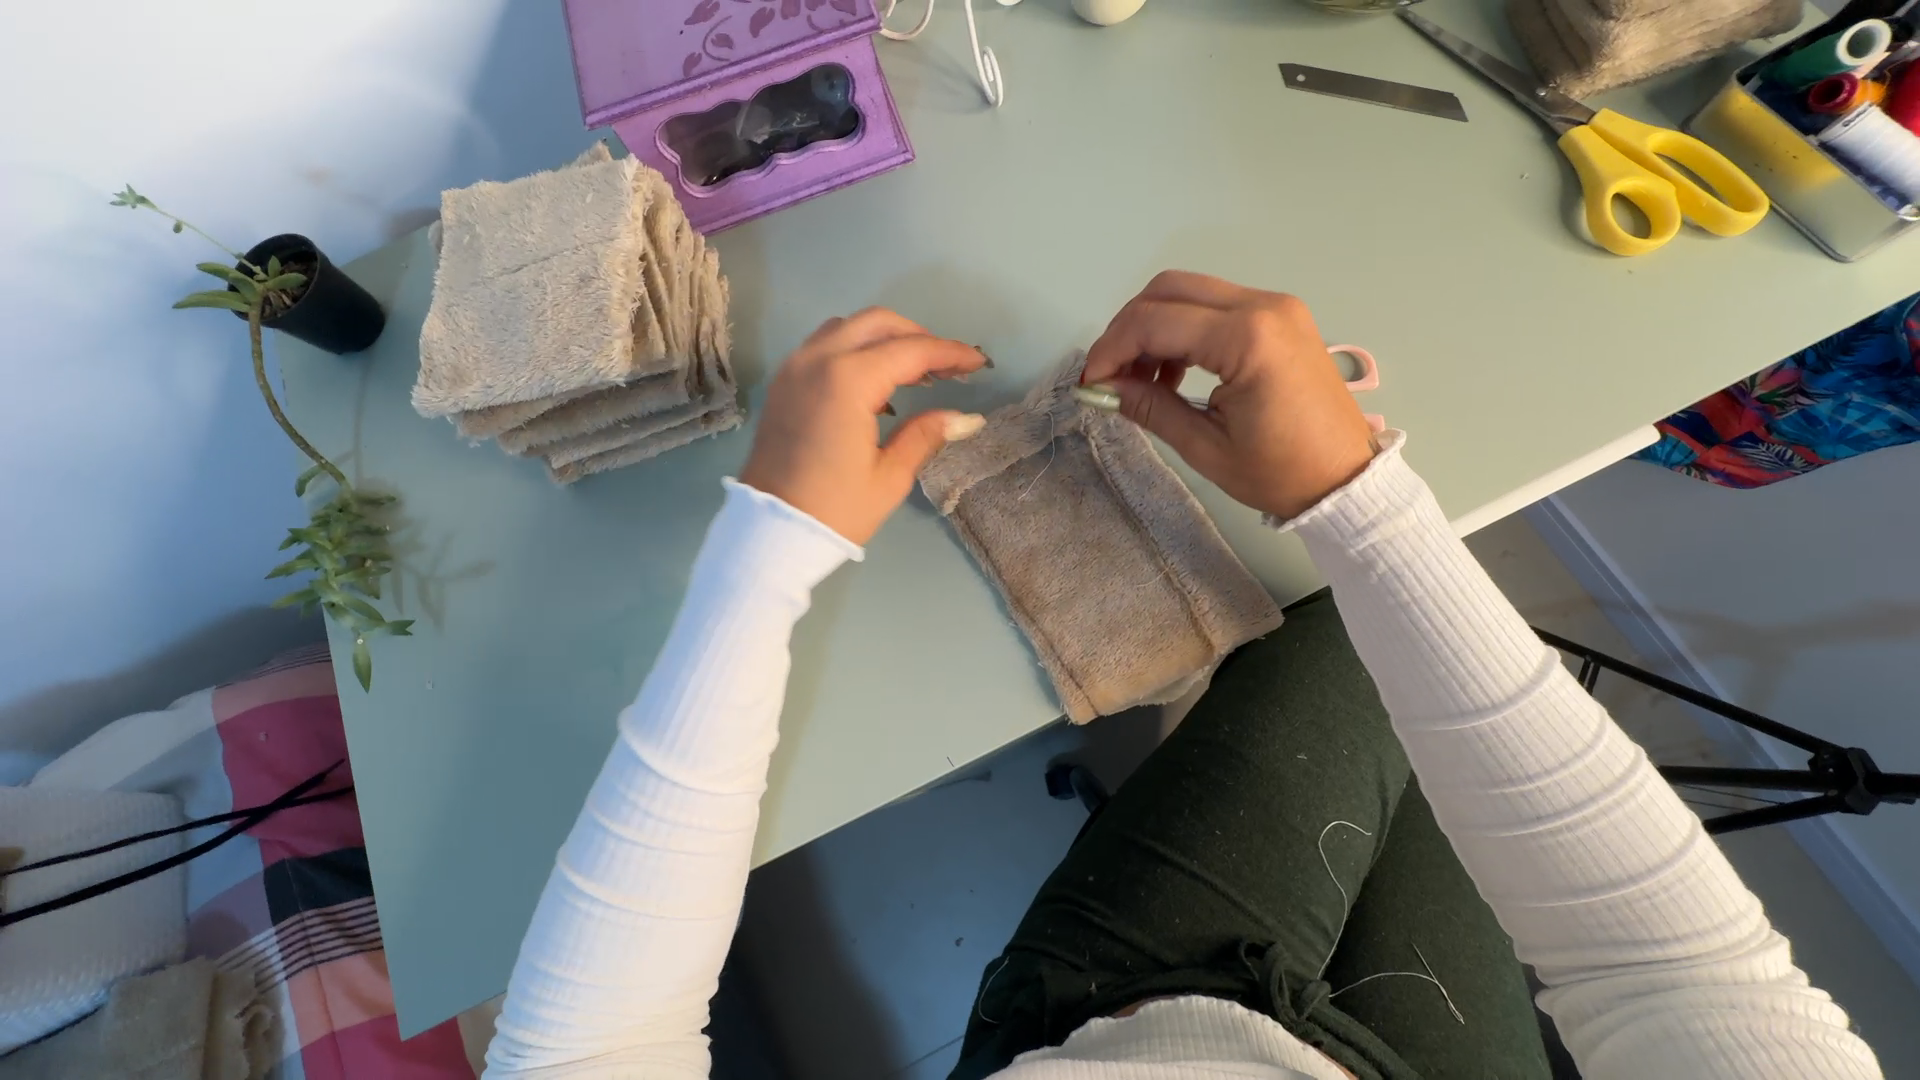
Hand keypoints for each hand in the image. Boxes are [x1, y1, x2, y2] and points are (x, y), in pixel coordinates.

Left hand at [741, 309, 987, 544]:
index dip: (950, 353)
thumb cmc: (835, 510)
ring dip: (884, 339)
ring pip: (847, 328)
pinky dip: (855, 350)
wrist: (771, 531)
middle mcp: (817, 360)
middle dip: (918, 337)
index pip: (910, 351)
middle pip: (877, 323)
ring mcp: (794, 368)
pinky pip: (824, 346)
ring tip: (914, 373)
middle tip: (947, 366)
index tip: (978, 363)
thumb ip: (927, 435)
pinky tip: (875, 385)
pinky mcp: (783, 383)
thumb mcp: (890, 476)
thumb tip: (966, 417)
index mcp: (847, 381)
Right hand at [1081, 272, 1376, 520]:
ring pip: (1188, 292)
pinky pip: (1213, 306)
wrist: (1346, 478)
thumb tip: (1102, 388)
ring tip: (1140, 381)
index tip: (1092, 383)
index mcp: (1246, 339)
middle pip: (1168, 290)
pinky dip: (1181, 330)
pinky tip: (1172, 373)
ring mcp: (1274, 306)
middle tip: (1110, 376)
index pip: (1155, 322)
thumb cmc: (1280, 473)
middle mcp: (1262, 306)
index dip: (1111, 349)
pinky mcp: (1278, 316)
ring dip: (1153, 328)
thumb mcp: (1205, 448)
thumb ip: (1150, 408)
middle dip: (1127, 330)